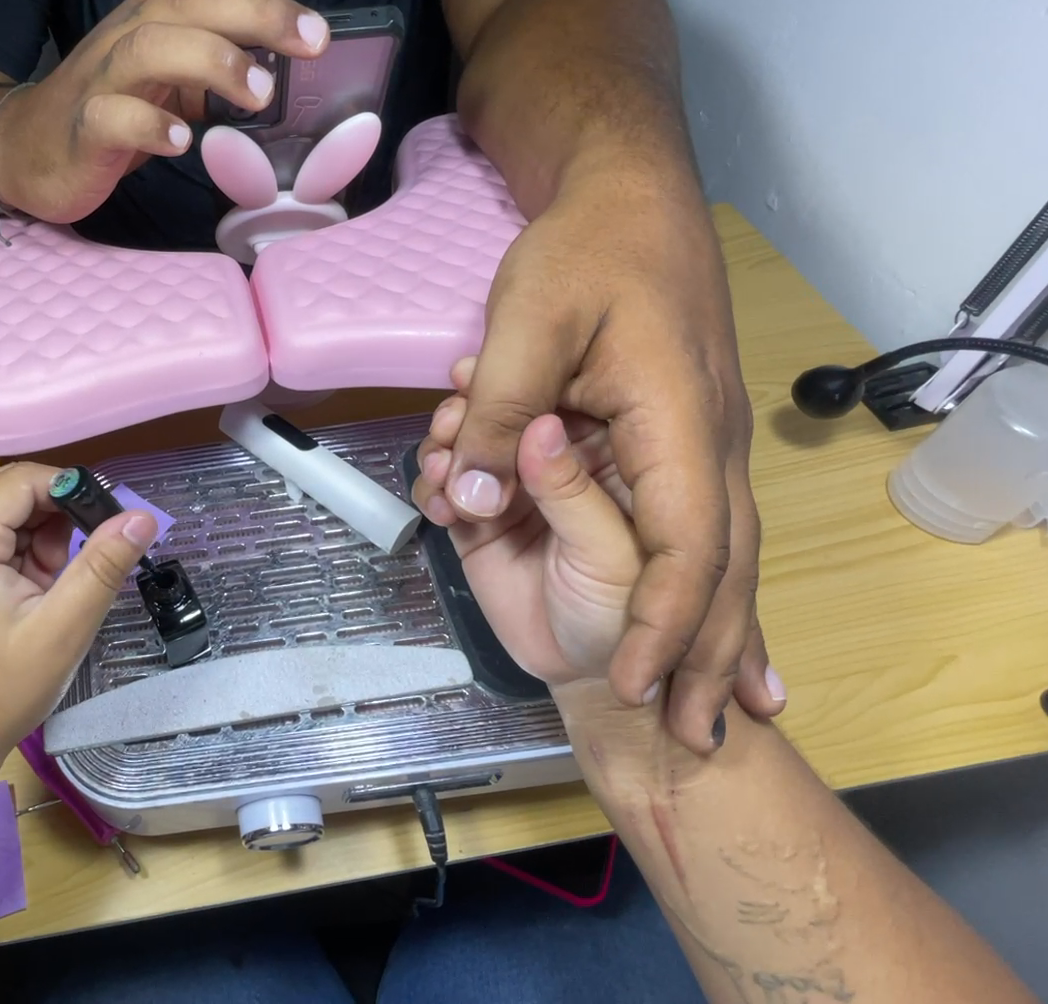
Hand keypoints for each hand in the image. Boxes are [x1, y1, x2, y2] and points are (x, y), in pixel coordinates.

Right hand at [0, 0, 326, 223]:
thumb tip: (278, 68)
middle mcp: (126, 33)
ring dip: (213, 62)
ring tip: (260, 93)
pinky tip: (185, 143)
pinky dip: (152, 128)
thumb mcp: (164, 74)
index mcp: (150, 13)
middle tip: (315, 38)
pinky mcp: (84, 130)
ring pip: (152, 47)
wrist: (26, 150)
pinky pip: (113, 120)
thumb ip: (211, 62)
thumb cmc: (109, 107)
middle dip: (257, 9)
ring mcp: (101, 80)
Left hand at [0, 463, 156, 782]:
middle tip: (75, 566)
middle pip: (8, 490)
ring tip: (50, 591)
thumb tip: (142, 516)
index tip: (106, 525)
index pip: (22, 479)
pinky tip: (29, 597)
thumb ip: (103, 566)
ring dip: (37, 537)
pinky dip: (18, 555)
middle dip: (53, 516)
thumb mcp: (61, 630)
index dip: (72, 490)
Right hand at [416, 405, 641, 683]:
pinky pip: (443, 486)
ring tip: (439, 466)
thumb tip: (538, 425)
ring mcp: (511, 485)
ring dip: (446, 449)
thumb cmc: (616, 617)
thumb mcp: (609, 555)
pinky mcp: (473, 514)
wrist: (570, 673)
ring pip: (468, 444)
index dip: (518, 385)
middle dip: (470, 414)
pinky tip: (436, 503)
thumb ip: (573, 492)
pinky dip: (432, 487)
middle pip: (504, 414)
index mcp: (607, 457)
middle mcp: (555, 461)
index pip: (559, 401)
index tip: (474, 374)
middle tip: (449, 421)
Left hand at [419, 184, 782, 752]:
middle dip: (705, 653)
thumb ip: (498, 420)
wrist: (632, 198)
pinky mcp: (681, 431)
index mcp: (681, 425)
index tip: (633, 688)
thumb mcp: (524, 328)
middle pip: (722, 565)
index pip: (687, 547)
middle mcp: (710, 444)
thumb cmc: (583, 255)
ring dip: (710, 628)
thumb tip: (472, 502)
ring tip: (707, 704)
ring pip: (715, 549)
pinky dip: (693, 576)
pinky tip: (699, 617)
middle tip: (693, 734)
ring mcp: (703, 439)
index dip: (663, 625)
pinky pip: (690, 518)